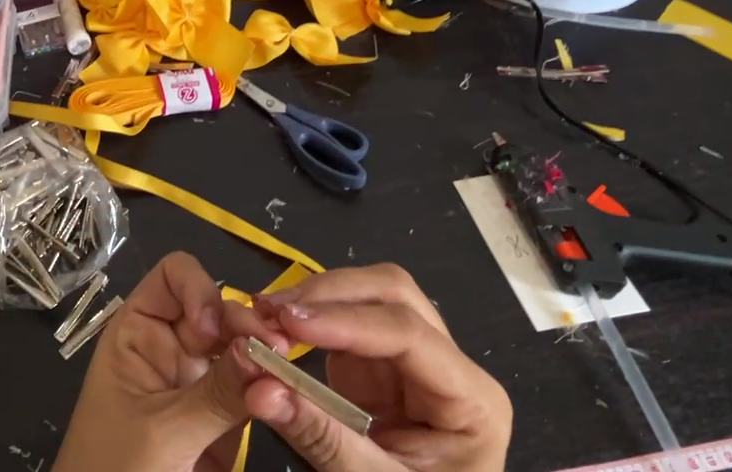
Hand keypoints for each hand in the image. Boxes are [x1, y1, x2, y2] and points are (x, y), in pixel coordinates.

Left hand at [53, 252, 283, 471]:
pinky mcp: (225, 417)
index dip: (198, 289)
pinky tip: (289, 393)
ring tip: (288, 370)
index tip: (213, 329)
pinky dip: (273, 387)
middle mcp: (173, 345)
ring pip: (242, 347)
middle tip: (277, 349)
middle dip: (245, 323)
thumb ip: (214, 393)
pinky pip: (254, 388)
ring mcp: (200, 380)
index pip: (173, 277)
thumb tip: (261, 349)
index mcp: (139, 331)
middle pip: (218, 309)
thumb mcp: (161, 432)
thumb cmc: (113, 471)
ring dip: (265, 353)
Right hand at [243, 264, 510, 470]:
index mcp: (472, 399)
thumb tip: (259, 389)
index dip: (346, 321)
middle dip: (330, 294)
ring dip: (316, 297)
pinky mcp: (379, 364)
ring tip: (265, 312)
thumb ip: (322, 438)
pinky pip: (345, 321)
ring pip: (368, 295)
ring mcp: (413, 359)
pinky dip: (310, 317)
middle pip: (394, 294)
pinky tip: (277, 325)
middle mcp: (448, 364)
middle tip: (273, 311)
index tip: (287, 322)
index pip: (409, 333)